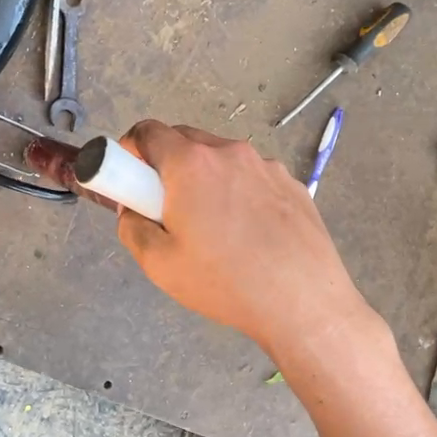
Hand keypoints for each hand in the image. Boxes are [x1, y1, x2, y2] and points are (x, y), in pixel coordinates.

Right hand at [114, 121, 373, 358]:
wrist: (305, 306)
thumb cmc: (224, 282)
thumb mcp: (158, 263)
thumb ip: (130, 225)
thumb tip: (132, 208)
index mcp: (190, 163)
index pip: (147, 131)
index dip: (130, 149)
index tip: (131, 177)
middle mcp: (228, 152)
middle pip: (184, 139)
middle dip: (166, 163)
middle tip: (166, 205)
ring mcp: (266, 166)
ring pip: (221, 157)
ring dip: (205, 176)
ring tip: (214, 225)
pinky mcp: (293, 184)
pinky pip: (252, 175)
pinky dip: (239, 190)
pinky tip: (250, 233)